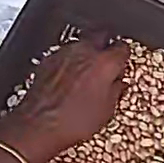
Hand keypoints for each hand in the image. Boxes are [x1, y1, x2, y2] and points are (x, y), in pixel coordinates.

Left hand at [0, 32, 129, 162]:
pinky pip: (65, 54)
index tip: (123, 64)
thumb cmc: (71, 121)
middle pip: (101, 36)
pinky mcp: (48, 59)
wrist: (39, 126)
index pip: (123, 48)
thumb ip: (116, 91)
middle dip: (106, 46)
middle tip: (108, 62)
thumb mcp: (106, 112)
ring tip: (88, 73)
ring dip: (86, 53)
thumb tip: (118, 85)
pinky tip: (70, 79)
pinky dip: (70, 62)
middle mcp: (85, 51)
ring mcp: (64, 53)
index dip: (125, 56)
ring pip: (81, 43)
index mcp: (105, 63)